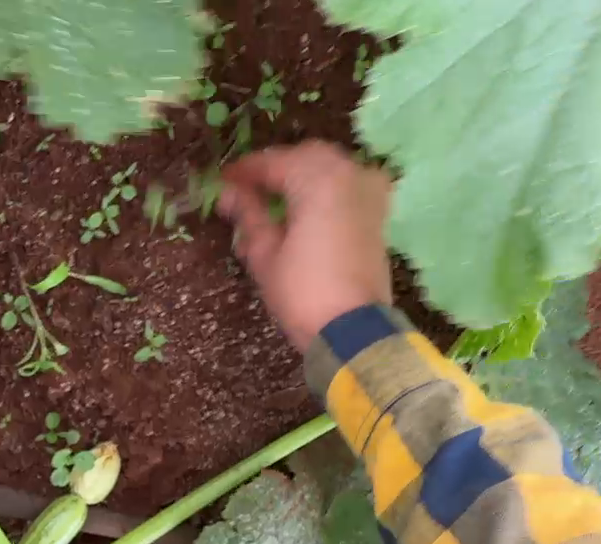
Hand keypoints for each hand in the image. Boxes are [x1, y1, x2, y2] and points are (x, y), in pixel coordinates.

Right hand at [218, 142, 393, 352]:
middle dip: (275, 170)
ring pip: (329, 169)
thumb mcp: (265, 255)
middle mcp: (349, 173)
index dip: (244, 171)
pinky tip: (303, 211)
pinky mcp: (377, 213)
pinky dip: (323, 190)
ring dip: (300, 178)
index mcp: (318, 180)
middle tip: (246, 190)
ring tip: (272, 202)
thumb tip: (228, 193)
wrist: (351, 328)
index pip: (274, 162)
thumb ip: (248, 216)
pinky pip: (346, 186)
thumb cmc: (301, 293)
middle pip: (306, 158)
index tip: (222, 181)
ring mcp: (368, 192)